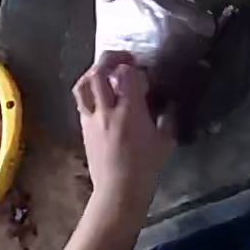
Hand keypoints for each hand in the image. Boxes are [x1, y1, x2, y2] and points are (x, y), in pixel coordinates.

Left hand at [73, 54, 173, 220]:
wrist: (118, 191)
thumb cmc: (145, 167)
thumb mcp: (164, 142)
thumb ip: (166, 119)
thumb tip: (168, 105)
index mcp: (129, 110)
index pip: (126, 74)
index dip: (133, 67)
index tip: (142, 72)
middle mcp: (106, 109)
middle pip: (98, 72)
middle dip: (110, 59)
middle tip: (123, 58)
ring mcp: (91, 118)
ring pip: (83, 85)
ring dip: (93, 72)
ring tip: (104, 71)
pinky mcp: (83, 127)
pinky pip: (81, 101)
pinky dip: (89, 91)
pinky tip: (99, 95)